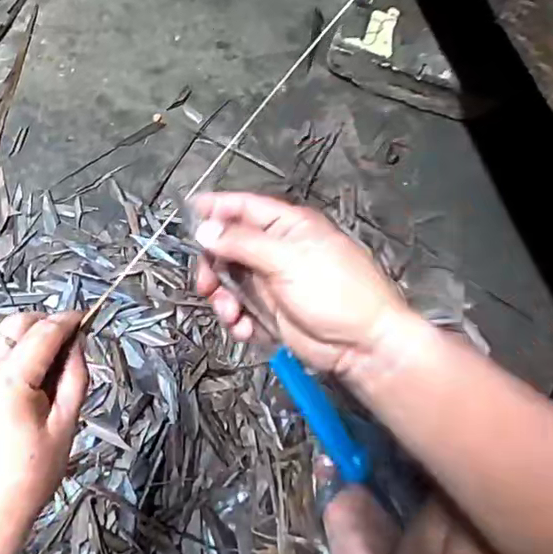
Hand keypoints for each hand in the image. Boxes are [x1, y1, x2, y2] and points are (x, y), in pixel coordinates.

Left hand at [0, 311, 88, 543]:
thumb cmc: (30, 475)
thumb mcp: (65, 425)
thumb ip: (74, 377)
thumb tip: (78, 344)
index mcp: (10, 379)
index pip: (44, 331)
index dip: (68, 320)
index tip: (87, 317)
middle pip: (18, 323)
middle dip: (47, 323)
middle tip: (74, 341)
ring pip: (4, 337)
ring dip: (31, 337)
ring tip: (56, 364)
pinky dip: (16, 353)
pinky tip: (35, 378)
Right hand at [191, 192, 416, 379]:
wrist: (363, 346)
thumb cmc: (339, 294)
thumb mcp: (287, 260)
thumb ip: (242, 243)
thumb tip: (205, 230)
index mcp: (288, 226)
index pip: (244, 208)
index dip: (216, 209)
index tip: (189, 214)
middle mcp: (277, 250)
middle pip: (228, 247)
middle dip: (213, 265)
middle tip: (207, 283)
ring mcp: (273, 281)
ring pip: (229, 281)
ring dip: (222, 298)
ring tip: (231, 313)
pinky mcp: (271, 311)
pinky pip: (240, 309)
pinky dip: (237, 319)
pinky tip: (245, 328)